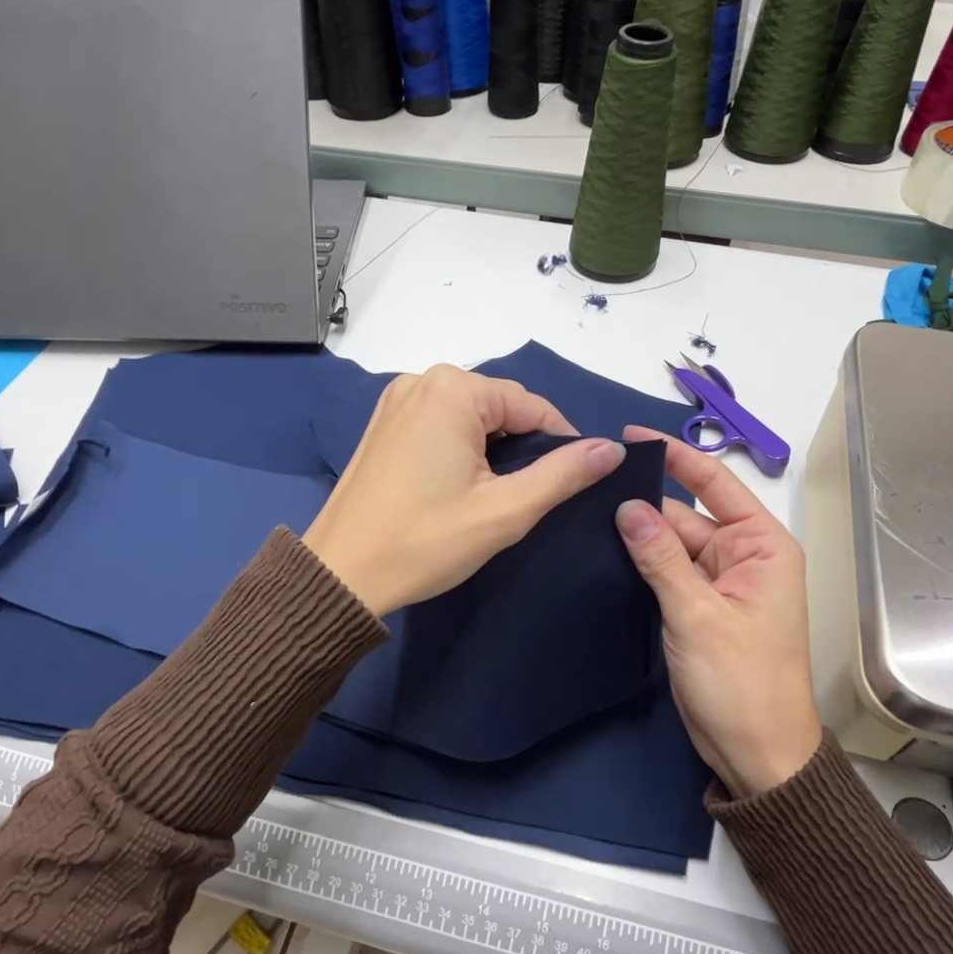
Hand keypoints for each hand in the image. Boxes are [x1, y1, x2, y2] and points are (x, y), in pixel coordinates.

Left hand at [303, 365, 626, 615]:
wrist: (341, 574)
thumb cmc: (424, 542)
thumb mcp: (504, 511)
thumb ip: (562, 474)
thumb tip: (612, 448)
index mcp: (453, 389)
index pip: (532, 406)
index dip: (562, 443)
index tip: (574, 482)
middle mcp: (422, 380)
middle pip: (500, 406)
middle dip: (523, 446)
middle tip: (527, 497)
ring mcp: (396, 400)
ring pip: (470, 416)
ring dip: (493, 448)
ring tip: (495, 495)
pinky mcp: (383, 423)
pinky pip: (440, 423)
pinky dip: (461, 447)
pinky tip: (460, 485)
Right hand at [614, 426, 820, 796]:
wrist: (756, 753)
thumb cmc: (741, 681)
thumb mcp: (697, 615)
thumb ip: (660, 557)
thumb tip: (626, 504)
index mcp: (761, 545)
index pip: (715, 485)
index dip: (675, 457)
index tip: (630, 436)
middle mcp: (741, 555)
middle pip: (685, 514)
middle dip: (643, 502)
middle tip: (587, 482)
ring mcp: (717, 583)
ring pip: (670, 544)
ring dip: (637, 534)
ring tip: (582, 509)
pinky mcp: (696, 608)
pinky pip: (666, 572)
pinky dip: (640, 563)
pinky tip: (601, 549)